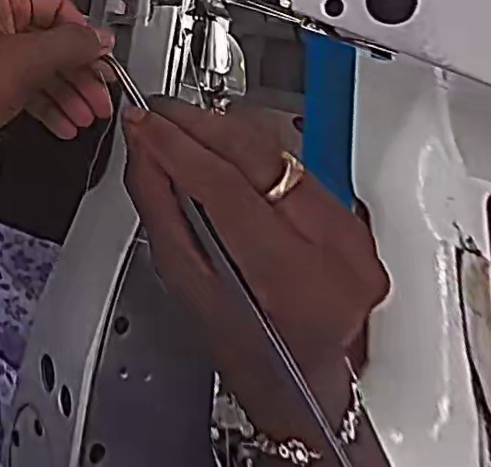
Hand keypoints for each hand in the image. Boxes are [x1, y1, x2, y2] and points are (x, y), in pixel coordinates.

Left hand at [0, 0, 116, 139]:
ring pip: (43, 68)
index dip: (84, 36)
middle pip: (53, 40)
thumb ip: (69, 45)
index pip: (58, 7)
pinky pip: (29, 88)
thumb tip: (100, 37)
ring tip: (87, 114)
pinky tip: (65, 122)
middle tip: (101, 93)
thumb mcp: (24, 62)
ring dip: (68, 92)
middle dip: (79, 72)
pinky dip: (49, 104)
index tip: (104, 60)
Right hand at [123, 96, 388, 450]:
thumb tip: (142, 151)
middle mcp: (335, 247)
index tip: (144, 123)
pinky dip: (242, 143)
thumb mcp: (191, 288)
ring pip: (270, 146)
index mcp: (295, 281)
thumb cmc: (254, 356)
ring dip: (216, 126)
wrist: (314, 379)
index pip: (224, 186)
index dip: (176, 146)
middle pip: (252, 152)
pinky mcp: (347, 210)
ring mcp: (348, 226)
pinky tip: (213, 140)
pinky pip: (285, 157)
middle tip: (155, 111)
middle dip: (194, 122)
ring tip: (176, 122)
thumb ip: (160, 208)